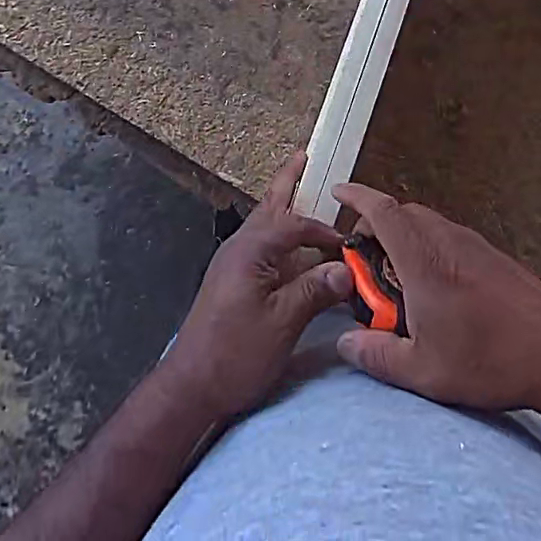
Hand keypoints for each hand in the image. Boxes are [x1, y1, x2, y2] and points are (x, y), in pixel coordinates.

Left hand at [159, 153, 350, 418]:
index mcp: (250, 251)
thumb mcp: (282, 323)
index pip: (294, 225)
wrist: (191, 385)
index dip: (323, 230)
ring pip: (263, 223)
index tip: (348, 244)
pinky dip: (279, 233)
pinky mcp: (233, 279)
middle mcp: (239, 248)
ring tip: (298, 183)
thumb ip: (314, 291)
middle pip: (270, 206)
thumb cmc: (234, 354)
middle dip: (288, 181)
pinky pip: (261, 243)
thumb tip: (348, 269)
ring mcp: (233, 263)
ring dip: (282, 203)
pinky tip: (291, 243)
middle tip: (303, 155)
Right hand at [333, 182, 540, 413]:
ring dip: (404, 235)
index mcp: (423, 259)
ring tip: (398, 273)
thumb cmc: (491, 359)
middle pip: (403, 212)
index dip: (357, 196)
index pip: (382, 210)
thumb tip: (346, 345)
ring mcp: (474, 245)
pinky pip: (450, 236)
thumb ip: (376, 356)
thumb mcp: (423, 370)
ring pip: (428, 222)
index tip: (339, 192)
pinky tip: (436, 285)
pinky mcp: (493, 257)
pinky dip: (429, 245)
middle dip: (376, 223)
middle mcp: (447, 241)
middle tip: (364, 253)